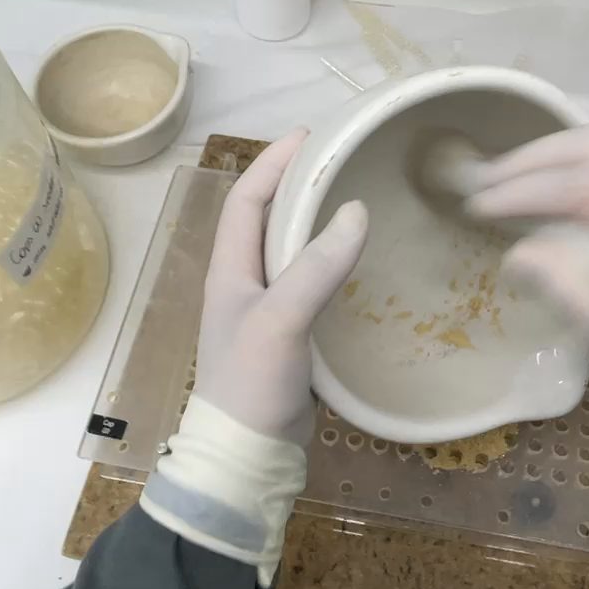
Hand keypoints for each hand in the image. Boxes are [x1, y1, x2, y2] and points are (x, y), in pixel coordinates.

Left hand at [194, 128, 368, 443]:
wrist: (247, 453)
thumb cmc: (251, 383)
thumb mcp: (280, 320)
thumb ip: (314, 268)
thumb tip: (356, 210)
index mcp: (230, 269)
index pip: (246, 198)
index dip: (273, 163)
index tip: (310, 135)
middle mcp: (244, 281)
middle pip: (267, 218)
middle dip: (297, 184)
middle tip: (341, 162)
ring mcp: (266, 308)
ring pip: (290, 249)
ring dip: (315, 220)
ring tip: (355, 198)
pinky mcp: (289, 332)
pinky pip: (309, 281)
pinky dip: (330, 260)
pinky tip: (358, 260)